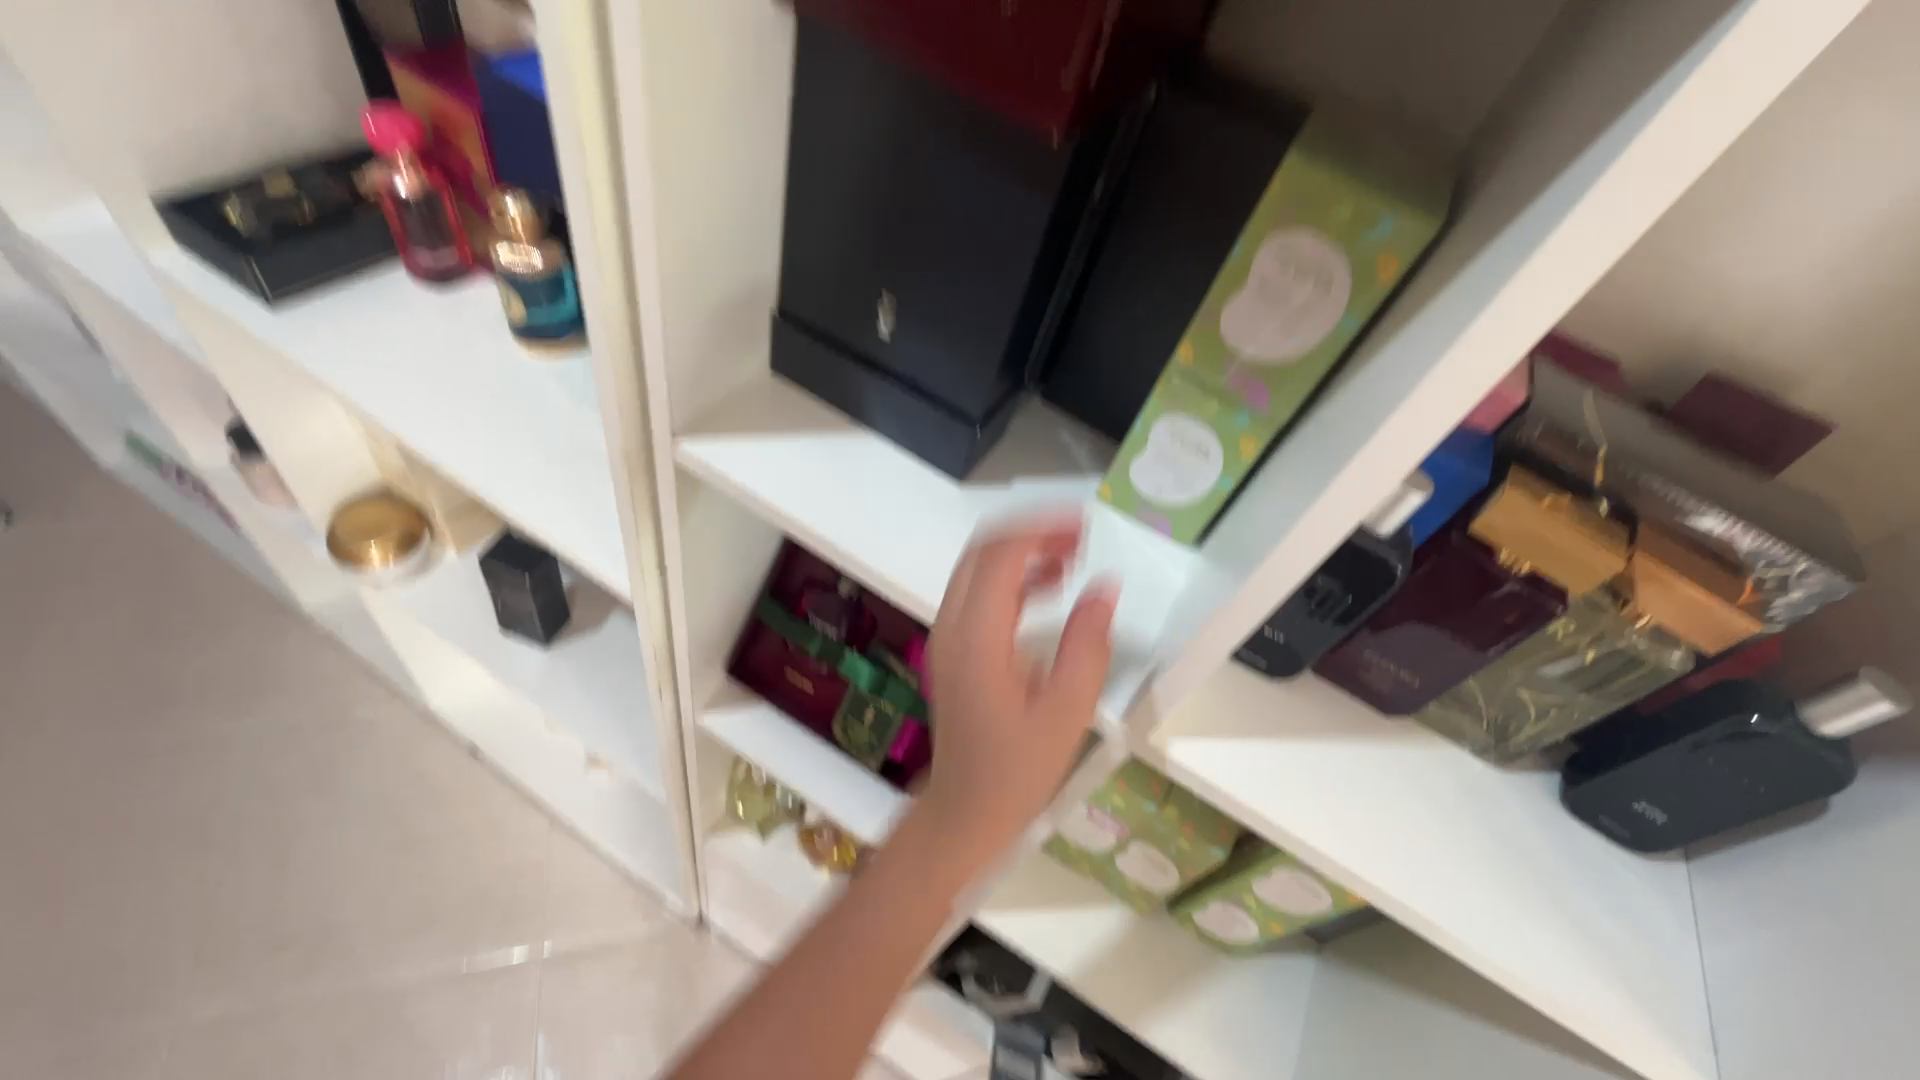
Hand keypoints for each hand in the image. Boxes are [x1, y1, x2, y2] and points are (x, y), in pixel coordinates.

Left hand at [919, 512, 1118, 857]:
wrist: (966, 809)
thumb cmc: (1017, 768)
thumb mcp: (1067, 711)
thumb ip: (1087, 644)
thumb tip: (1104, 588)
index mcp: (977, 637)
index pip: (1000, 556)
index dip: (1042, 530)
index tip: (1085, 527)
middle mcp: (952, 625)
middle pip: (982, 552)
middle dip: (1032, 533)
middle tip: (1081, 538)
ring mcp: (947, 635)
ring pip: (978, 569)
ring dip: (1022, 554)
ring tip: (1073, 558)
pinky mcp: (954, 647)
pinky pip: (978, 594)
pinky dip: (1012, 579)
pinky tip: (1050, 589)